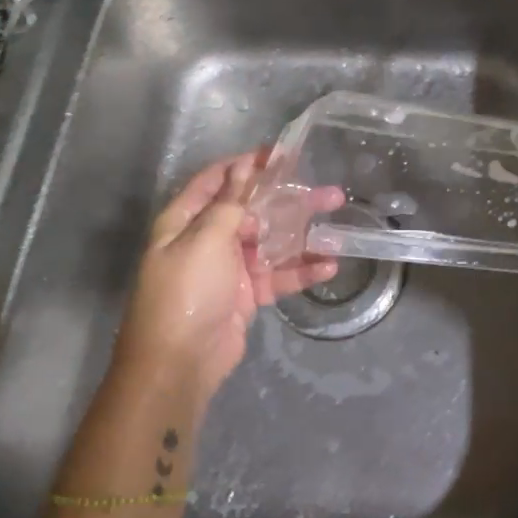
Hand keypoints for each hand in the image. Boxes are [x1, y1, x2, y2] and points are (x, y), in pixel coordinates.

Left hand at [114, 151, 341, 409]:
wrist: (179, 363)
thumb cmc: (187, 292)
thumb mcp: (206, 240)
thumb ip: (231, 202)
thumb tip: (245, 165)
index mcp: (186, 221)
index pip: (218, 180)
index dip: (247, 164)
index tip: (282, 153)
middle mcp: (207, 239)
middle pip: (252, 209)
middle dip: (287, 198)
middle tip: (326, 188)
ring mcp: (229, 268)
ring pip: (271, 241)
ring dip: (303, 232)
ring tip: (338, 219)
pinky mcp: (247, 295)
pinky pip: (278, 275)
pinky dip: (301, 270)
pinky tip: (330, 264)